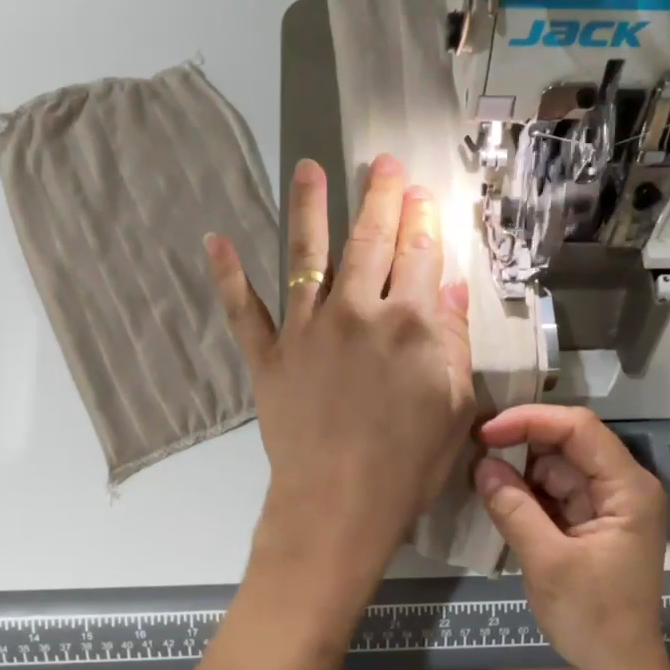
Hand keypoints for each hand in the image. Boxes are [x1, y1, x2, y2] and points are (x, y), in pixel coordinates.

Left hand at [206, 155, 475, 577]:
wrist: (339, 505)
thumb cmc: (409, 466)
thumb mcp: (454, 407)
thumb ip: (452, 343)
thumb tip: (449, 290)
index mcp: (412, 323)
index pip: (421, 255)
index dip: (423, 220)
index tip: (422, 194)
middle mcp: (357, 310)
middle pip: (370, 241)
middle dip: (380, 197)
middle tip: (382, 163)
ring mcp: (307, 331)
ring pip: (307, 256)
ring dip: (308, 208)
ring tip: (309, 168)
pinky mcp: (268, 357)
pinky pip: (244, 311)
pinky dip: (228, 276)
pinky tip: (215, 241)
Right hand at [476, 405, 669, 669]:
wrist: (619, 668)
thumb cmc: (592, 617)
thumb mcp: (547, 562)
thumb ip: (514, 509)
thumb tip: (482, 466)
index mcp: (628, 489)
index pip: (580, 429)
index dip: (531, 421)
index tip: (485, 433)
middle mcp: (625, 488)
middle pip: (571, 445)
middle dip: (522, 443)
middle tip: (473, 450)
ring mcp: (610, 507)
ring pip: (561, 469)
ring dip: (521, 470)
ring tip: (478, 473)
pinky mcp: (594, 526)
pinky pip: (558, 496)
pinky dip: (529, 494)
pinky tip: (497, 496)